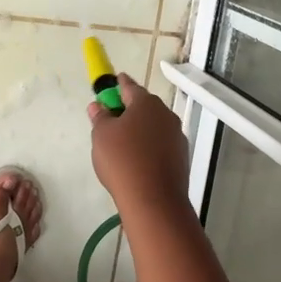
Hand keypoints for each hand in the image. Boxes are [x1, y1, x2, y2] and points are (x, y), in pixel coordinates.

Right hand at [86, 74, 189, 218]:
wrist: (154, 200)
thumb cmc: (122, 160)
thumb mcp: (101, 136)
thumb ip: (100, 117)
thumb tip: (98, 105)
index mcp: (147, 103)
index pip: (130, 86)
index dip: (118, 84)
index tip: (113, 82)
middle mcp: (166, 114)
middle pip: (144, 106)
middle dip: (129, 109)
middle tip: (112, 119)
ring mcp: (177, 136)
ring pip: (154, 126)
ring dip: (141, 129)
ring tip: (123, 144)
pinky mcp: (181, 157)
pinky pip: (161, 145)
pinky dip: (150, 147)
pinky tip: (138, 160)